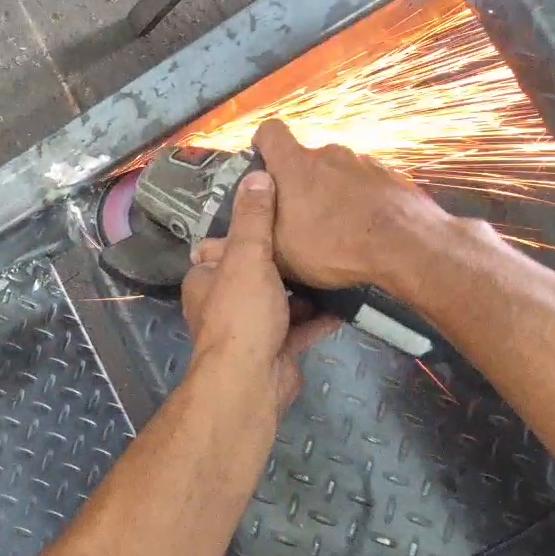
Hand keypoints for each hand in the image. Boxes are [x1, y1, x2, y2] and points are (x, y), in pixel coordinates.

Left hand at [182, 169, 339, 411]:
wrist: (252, 381)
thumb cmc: (242, 313)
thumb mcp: (247, 255)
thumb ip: (254, 218)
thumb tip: (256, 174)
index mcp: (205, 279)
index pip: (224, 247)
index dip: (250, 231)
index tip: (284, 214)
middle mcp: (222, 302)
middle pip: (258, 273)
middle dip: (286, 261)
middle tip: (320, 238)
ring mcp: (250, 328)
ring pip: (282, 300)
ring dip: (307, 289)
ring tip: (339, 265)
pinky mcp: (276, 349)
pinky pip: (301, 326)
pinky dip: (321, 317)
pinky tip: (349, 302)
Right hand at [253, 119, 448, 289]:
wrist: (408, 247)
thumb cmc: (333, 246)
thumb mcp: (279, 251)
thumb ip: (255, 229)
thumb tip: (238, 218)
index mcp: (295, 166)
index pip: (270, 131)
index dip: (262, 144)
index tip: (262, 168)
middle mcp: (329, 154)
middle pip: (304, 160)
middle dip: (298, 184)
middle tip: (298, 219)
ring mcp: (364, 162)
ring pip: (335, 173)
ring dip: (330, 194)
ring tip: (334, 230)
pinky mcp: (391, 176)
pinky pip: (363, 185)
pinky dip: (358, 201)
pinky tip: (362, 230)